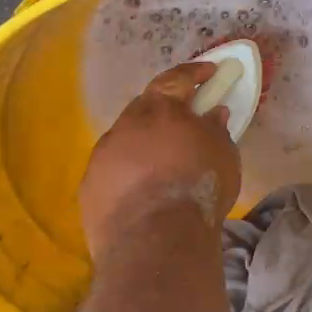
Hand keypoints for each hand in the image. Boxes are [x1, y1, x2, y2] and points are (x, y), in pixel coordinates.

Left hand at [80, 62, 241, 262]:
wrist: (154, 239)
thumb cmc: (198, 184)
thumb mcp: (224, 151)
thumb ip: (215, 128)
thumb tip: (211, 114)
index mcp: (159, 111)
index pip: (174, 79)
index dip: (193, 72)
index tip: (209, 72)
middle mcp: (124, 128)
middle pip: (144, 107)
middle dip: (166, 108)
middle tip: (187, 119)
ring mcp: (100, 159)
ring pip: (126, 139)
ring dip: (146, 141)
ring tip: (166, 159)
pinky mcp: (88, 189)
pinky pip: (114, 167)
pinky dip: (131, 168)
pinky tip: (147, 185)